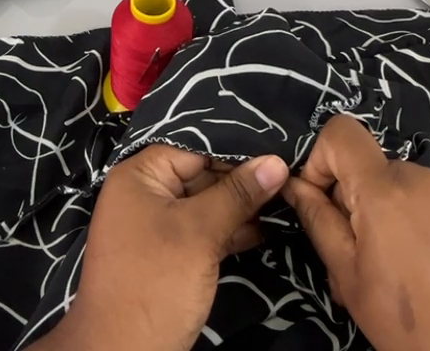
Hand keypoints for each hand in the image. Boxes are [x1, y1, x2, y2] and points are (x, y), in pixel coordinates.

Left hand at [33, 144, 288, 350]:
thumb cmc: (156, 282)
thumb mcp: (199, 233)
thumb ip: (237, 194)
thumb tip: (276, 160)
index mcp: (140, 175)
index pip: (195, 147)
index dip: (236, 149)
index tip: (279, 149)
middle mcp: (145, 193)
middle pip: (200, 172)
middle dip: (242, 177)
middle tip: (289, 174)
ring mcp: (157, 226)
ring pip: (205, 203)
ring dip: (240, 205)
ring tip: (286, 198)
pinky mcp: (170, 255)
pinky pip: (203, 230)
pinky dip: (230, 229)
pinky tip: (265, 228)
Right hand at [282, 115, 429, 350]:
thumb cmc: (420, 326)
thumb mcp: (352, 281)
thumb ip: (320, 224)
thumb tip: (294, 186)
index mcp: (384, 188)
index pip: (339, 132)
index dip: (319, 161)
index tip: (322, 207)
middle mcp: (419, 174)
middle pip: (367, 167)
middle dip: (352, 205)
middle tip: (357, 263)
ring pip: (395, 187)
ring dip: (383, 218)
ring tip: (395, 275)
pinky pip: (426, 200)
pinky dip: (413, 223)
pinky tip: (427, 273)